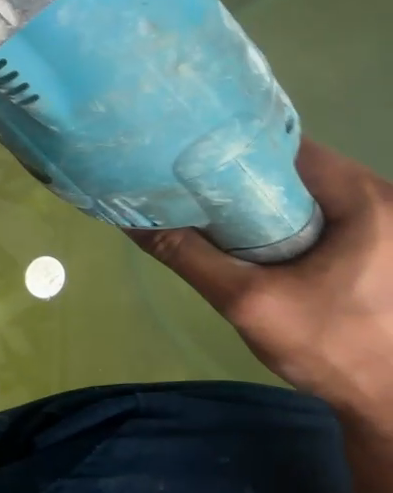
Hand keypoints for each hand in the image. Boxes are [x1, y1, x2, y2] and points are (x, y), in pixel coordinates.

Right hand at [132, 141, 392, 435]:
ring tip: (200, 209)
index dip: (227, 145)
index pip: (286, 146)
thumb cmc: (335, 347)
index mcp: (370, 201)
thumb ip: (186, 254)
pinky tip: (244, 237)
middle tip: (176, 185)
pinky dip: (279, 217)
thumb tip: (126, 218)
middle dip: (235, 174)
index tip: (175, 154)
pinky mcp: (384, 250)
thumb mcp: (246, 301)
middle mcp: (388, 202)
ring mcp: (389, 227)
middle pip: (294, 167)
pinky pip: (322, 215)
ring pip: (306, 192)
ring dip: (255, 199)